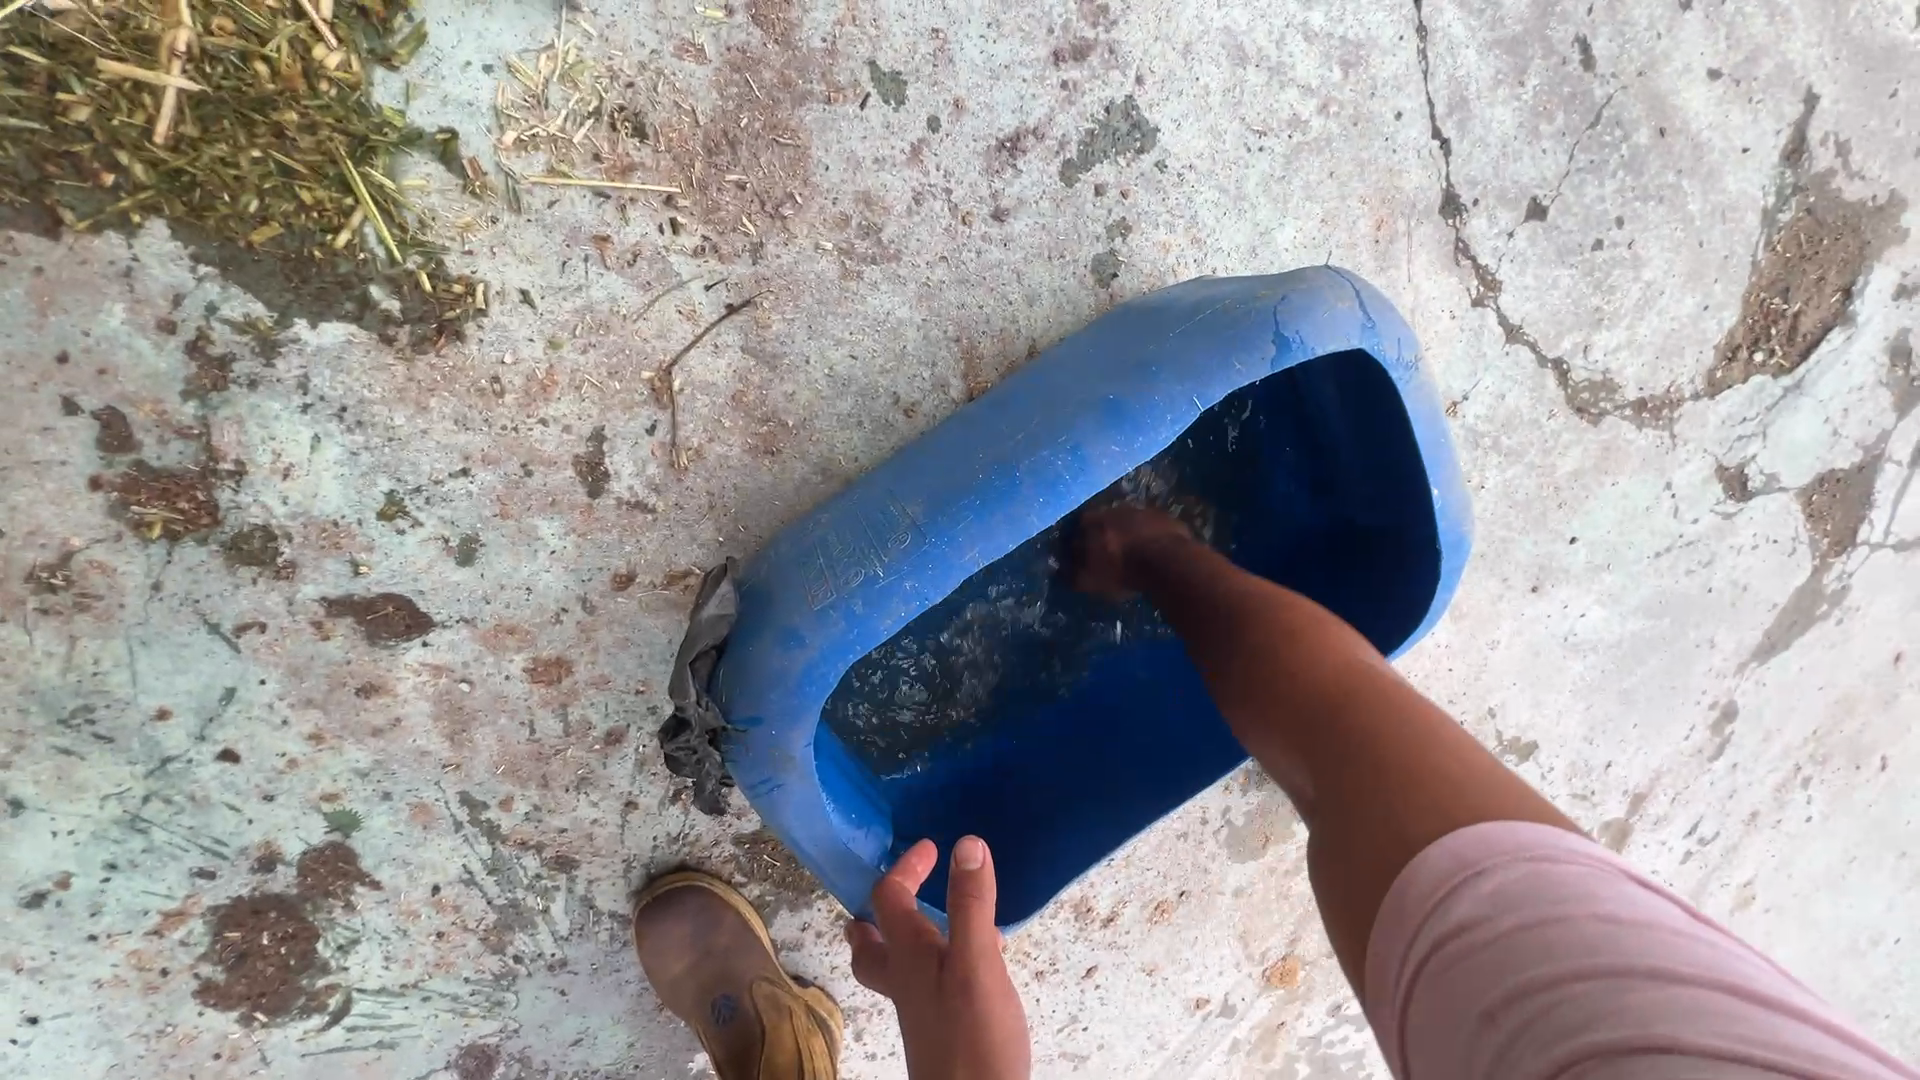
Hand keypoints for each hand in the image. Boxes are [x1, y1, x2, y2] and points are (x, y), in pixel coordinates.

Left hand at [846, 837, 1030, 1079]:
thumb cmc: (974, 1035)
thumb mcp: (977, 961)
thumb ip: (970, 904)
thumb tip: (966, 844)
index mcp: (907, 955)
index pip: (888, 897)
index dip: (906, 867)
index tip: (932, 847)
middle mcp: (905, 980)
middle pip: (871, 944)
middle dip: (878, 914)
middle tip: (898, 891)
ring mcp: (921, 1008)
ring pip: (898, 964)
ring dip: (907, 935)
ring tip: (936, 918)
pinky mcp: (942, 1028)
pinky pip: (928, 981)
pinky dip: (940, 959)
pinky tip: (976, 961)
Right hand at [1069, 504, 1194, 596]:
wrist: (1168, 563)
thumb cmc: (1123, 571)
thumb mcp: (1091, 581)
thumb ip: (1073, 574)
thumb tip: (1060, 570)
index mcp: (1092, 522)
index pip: (1078, 526)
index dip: (1079, 539)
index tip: (1082, 552)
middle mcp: (1115, 509)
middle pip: (1105, 519)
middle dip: (1105, 532)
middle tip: (1109, 550)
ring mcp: (1142, 510)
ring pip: (1129, 519)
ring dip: (1129, 531)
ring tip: (1133, 550)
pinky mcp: (1165, 516)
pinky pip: (1152, 524)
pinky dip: (1150, 534)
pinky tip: (1154, 548)